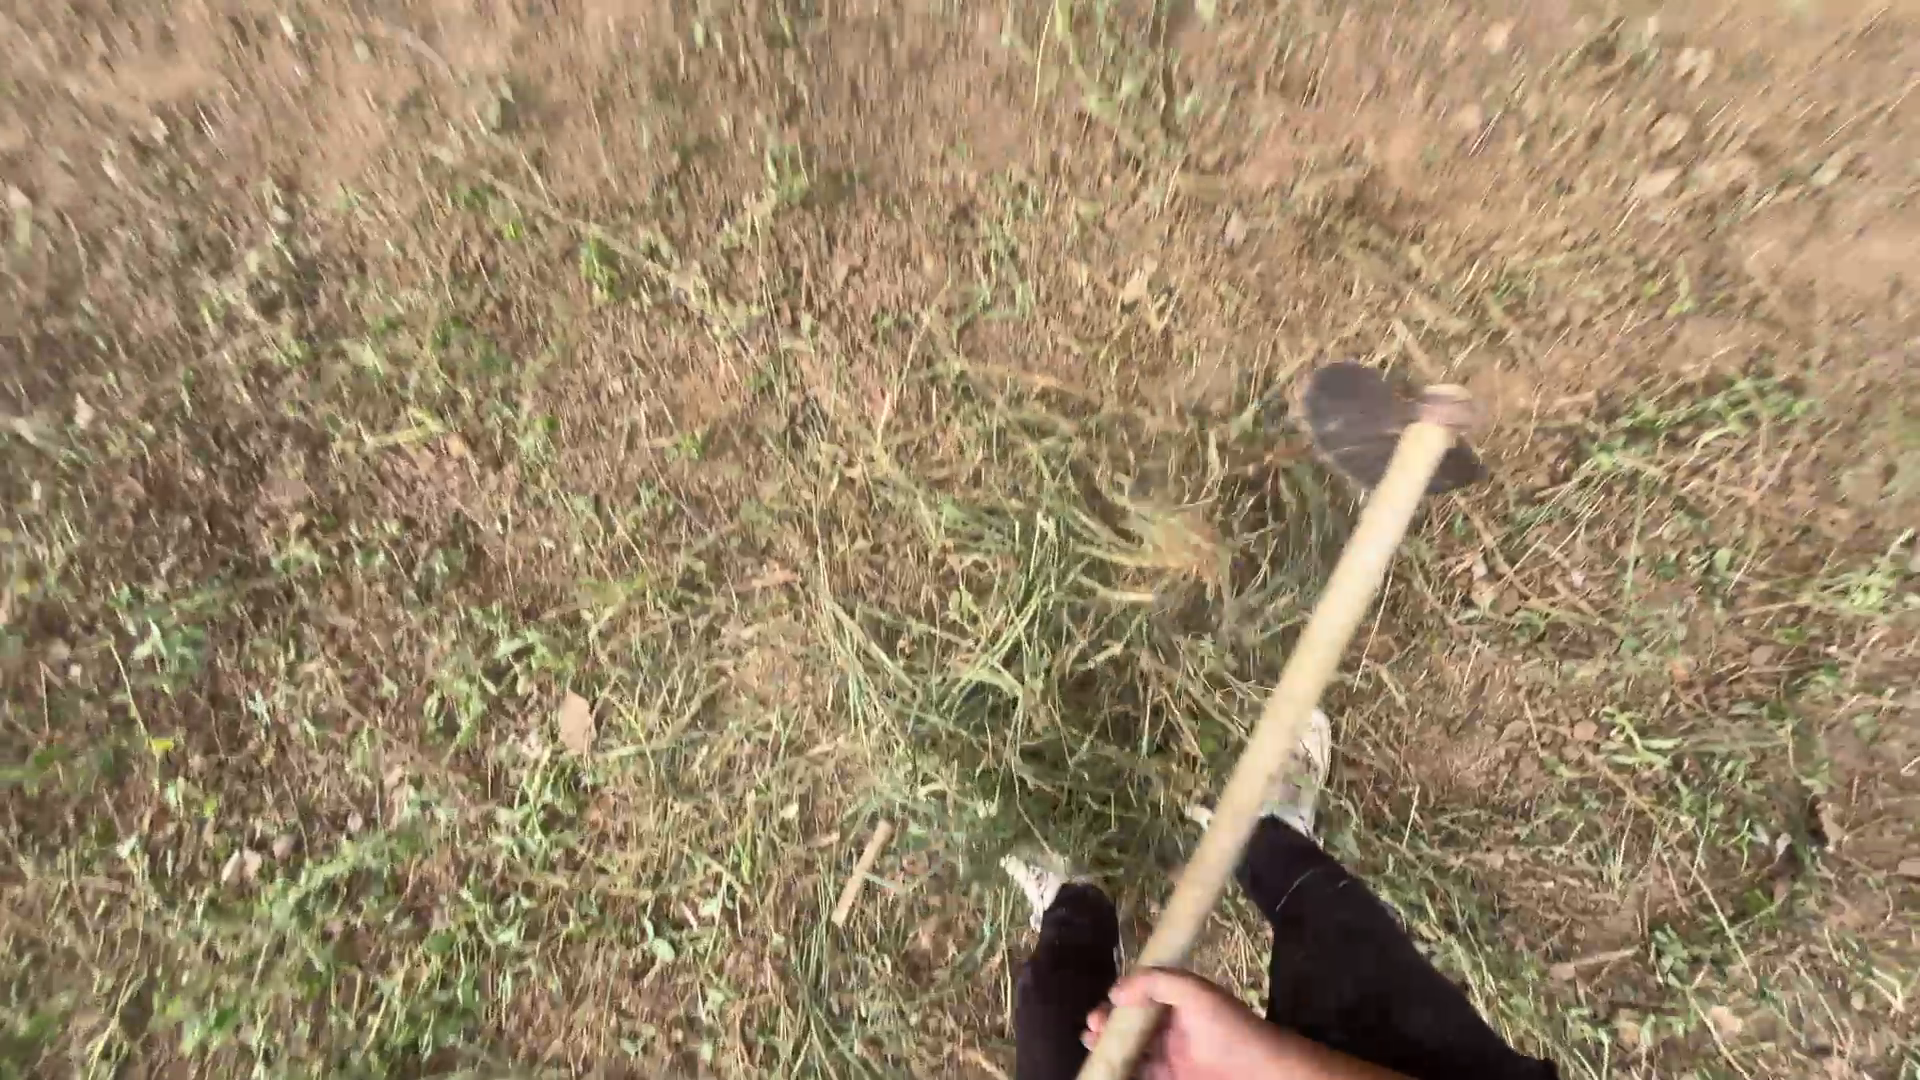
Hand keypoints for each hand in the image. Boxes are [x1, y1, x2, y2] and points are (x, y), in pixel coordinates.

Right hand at [1082, 970, 1413, 1079]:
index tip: (1098, 1013)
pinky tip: (1110, 1071)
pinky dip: (1125, 1072)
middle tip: (1091, 1032)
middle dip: (1107, 1029)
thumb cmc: (1230, 1025)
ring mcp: (1171, 1059)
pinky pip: (1143, 1075)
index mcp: (1172, 1003)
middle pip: (1129, 1027)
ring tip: (1093, 1049)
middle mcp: (1168, 1030)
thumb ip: (1154, 982)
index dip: (1114, 1005)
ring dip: (1111, 1051)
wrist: (1265, 1073)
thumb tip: (1115, 992)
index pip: (1135, 999)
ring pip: (1132, 1053)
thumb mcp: (1193, 990)